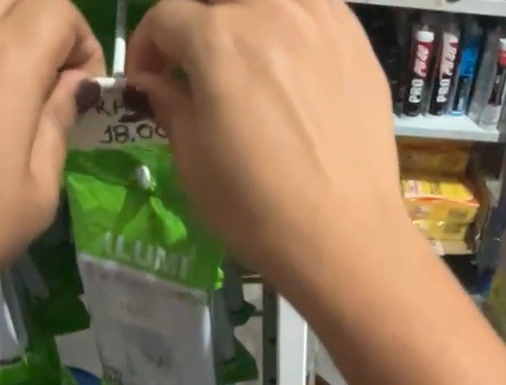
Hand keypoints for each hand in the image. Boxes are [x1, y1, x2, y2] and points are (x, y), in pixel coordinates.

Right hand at [126, 0, 414, 300]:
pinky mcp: (358, 43)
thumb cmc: (259, 212)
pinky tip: (295, 64)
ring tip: (251, 60)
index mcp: (216, 39)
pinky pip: (316, 12)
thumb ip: (171, 108)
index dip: (147, 48)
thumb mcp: (195, 166)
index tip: (150, 80)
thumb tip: (155, 84)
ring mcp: (320, 22)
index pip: (165, 17)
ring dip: (248, 19)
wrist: (344, 238)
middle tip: (200, 69)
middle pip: (219, 1)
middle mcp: (268, 10)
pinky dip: (295, 25)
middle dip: (198, 26)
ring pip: (271, 0)